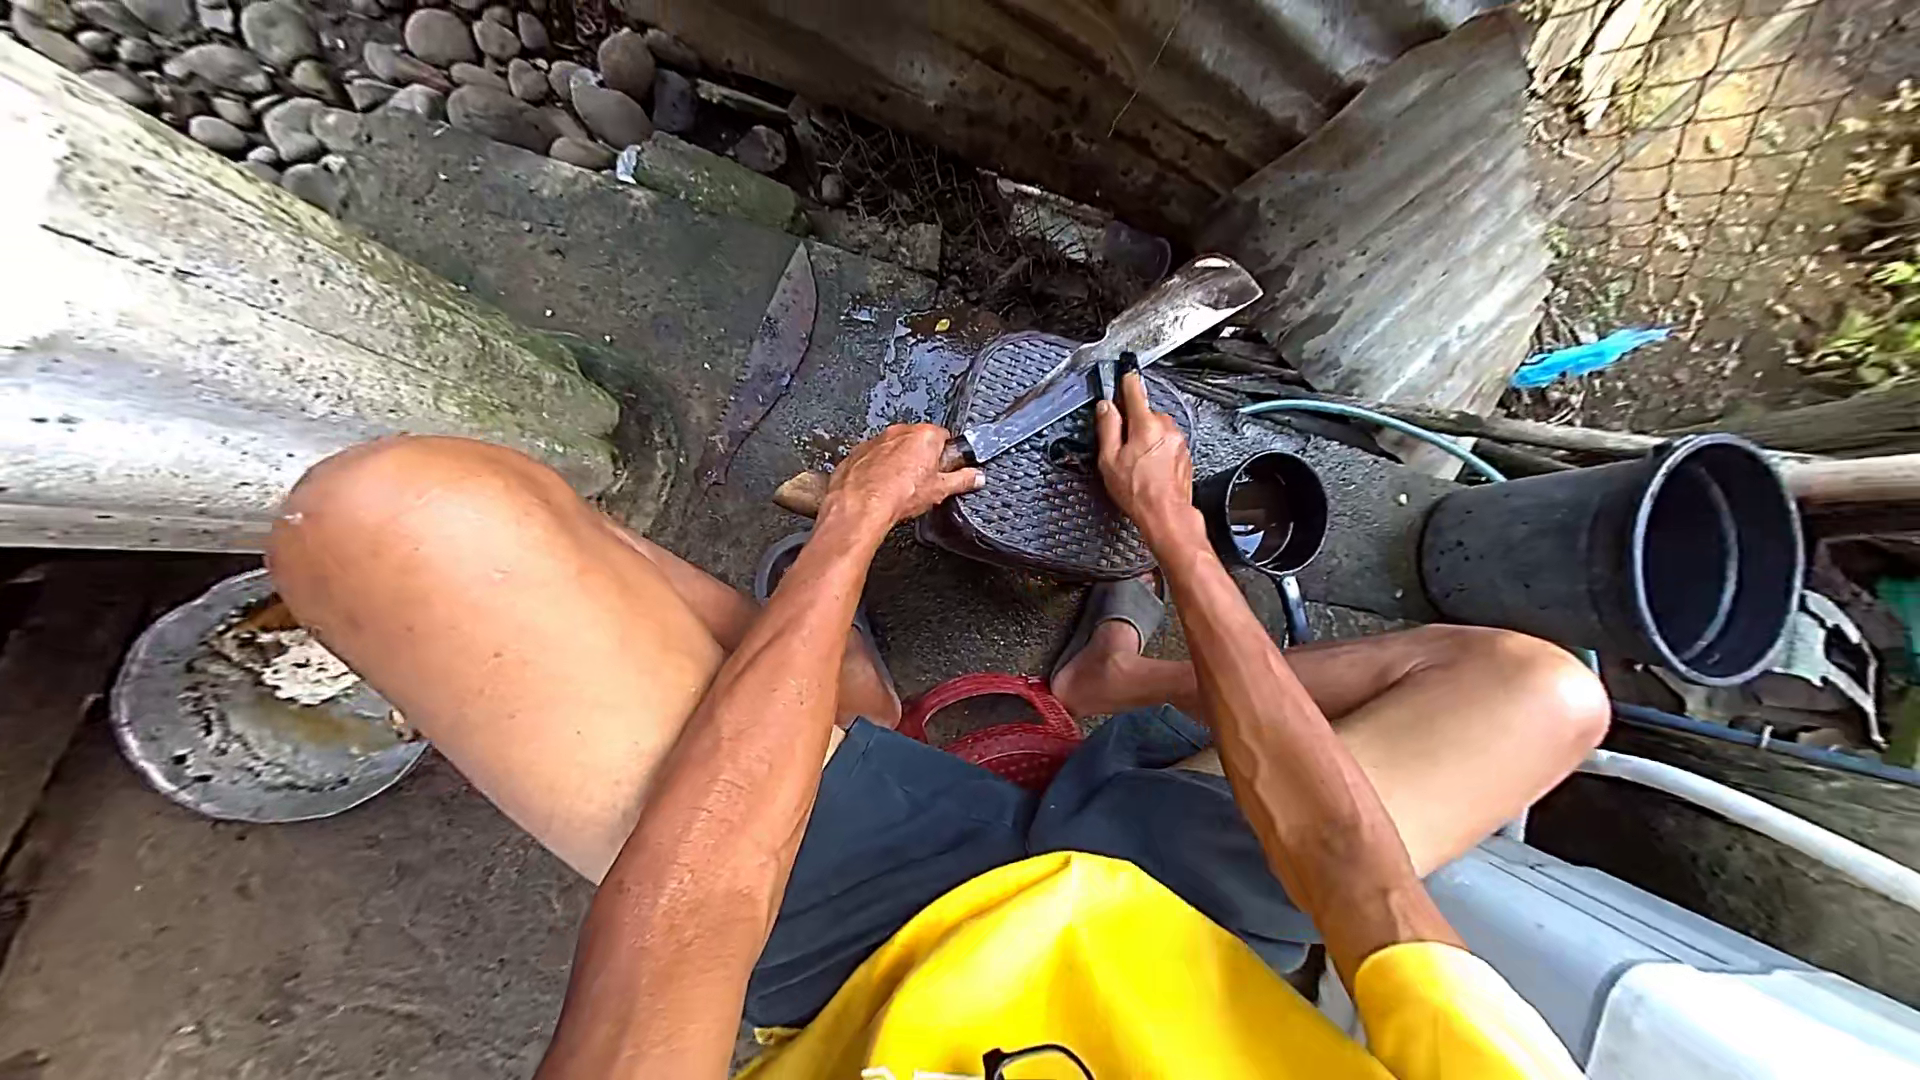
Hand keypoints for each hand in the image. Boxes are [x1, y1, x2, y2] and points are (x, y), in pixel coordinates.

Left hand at [824, 424, 983, 528]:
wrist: (859, 506)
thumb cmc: (897, 495)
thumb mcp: (940, 490)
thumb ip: (962, 480)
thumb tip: (975, 477)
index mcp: (925, 435)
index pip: (944, 437)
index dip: (946, 456)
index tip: (944, 470)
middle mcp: (899, 432)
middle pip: (918, 441)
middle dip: (922, 458)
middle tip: (923, 482)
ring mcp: (876, 441)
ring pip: (894, 449)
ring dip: (898, 463)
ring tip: (900, 489)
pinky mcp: (857, 453)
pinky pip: (873, 458)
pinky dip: (877, 469)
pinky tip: (880, 488)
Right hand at [1095, 373, 1203, 550]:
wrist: (1166, 513)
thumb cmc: (1139, 492)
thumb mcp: (1109, 460)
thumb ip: (1107, 428)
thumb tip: (1106, 408)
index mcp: (1146, 424)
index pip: (1135, 390)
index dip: (1125, 380)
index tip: (1123, 373)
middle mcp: (1166, 428)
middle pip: (1145, 412)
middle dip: (1133, 421)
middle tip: (1120, 442)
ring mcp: (1178, 440)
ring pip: (1157, 428)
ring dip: (1145, 436)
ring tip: (1134, 461)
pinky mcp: (1184, 453)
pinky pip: (1166, 442)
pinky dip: (1156, 449)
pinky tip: (1147, 467)